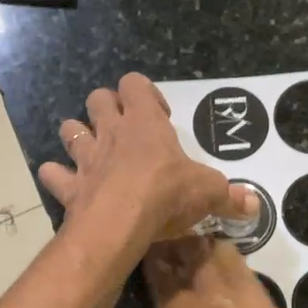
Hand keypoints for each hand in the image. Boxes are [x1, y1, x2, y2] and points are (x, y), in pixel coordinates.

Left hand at [38, 73, 258, 243]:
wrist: (120, 224)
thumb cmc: (167, 196)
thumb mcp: (208, 193)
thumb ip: (230, 196)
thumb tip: (254, 204)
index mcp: (145, 122)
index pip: (135, 83)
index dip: (145, 94)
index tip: (160, 118)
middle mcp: (111, 132)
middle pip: (98, 99)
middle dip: (107, 108)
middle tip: (126, 131)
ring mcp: (86, 158)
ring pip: (70, 129)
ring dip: (78, 136)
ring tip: (93, 152)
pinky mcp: (69, 186)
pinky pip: (53, 173)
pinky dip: (56, 176)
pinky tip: (65, 183)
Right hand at [104, 237, 307, 307]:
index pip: (157, 265)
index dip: (145, 255)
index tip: (134, 255)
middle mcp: (209, 289)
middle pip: (186, 247)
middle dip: (169, 244)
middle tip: (157, 253)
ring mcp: (240, 288)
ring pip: (214, 247)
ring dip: (197, 245)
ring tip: (184, 258)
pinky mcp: (262, 295)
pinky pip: (238, 261)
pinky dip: (222, 256)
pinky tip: (214, 272)